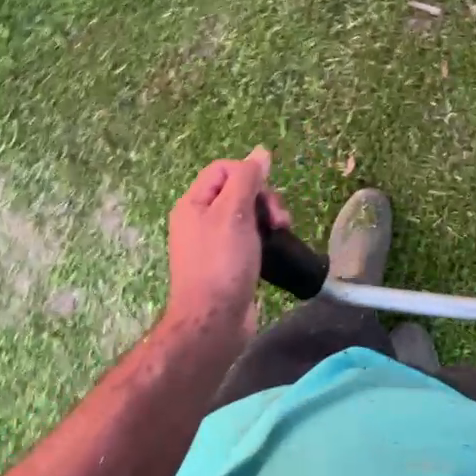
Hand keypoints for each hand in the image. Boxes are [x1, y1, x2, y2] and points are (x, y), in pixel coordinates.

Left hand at [164, 147, 290, 336]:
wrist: (213, 323)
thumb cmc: (222, 263)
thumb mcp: (234, 212)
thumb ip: (248, 178)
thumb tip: (261, 152)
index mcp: (193, 203)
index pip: (223, 169)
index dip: (248, 174)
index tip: (266, 195)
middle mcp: (199, 220)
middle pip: (236, 190)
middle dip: (263, 198)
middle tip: (279, 220)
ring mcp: (212, 244)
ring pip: (246, 215)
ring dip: (267, 218)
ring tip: (281, 234)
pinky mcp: (227, 264)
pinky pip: (248, 238)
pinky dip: (263, 239)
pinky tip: (275, 249)